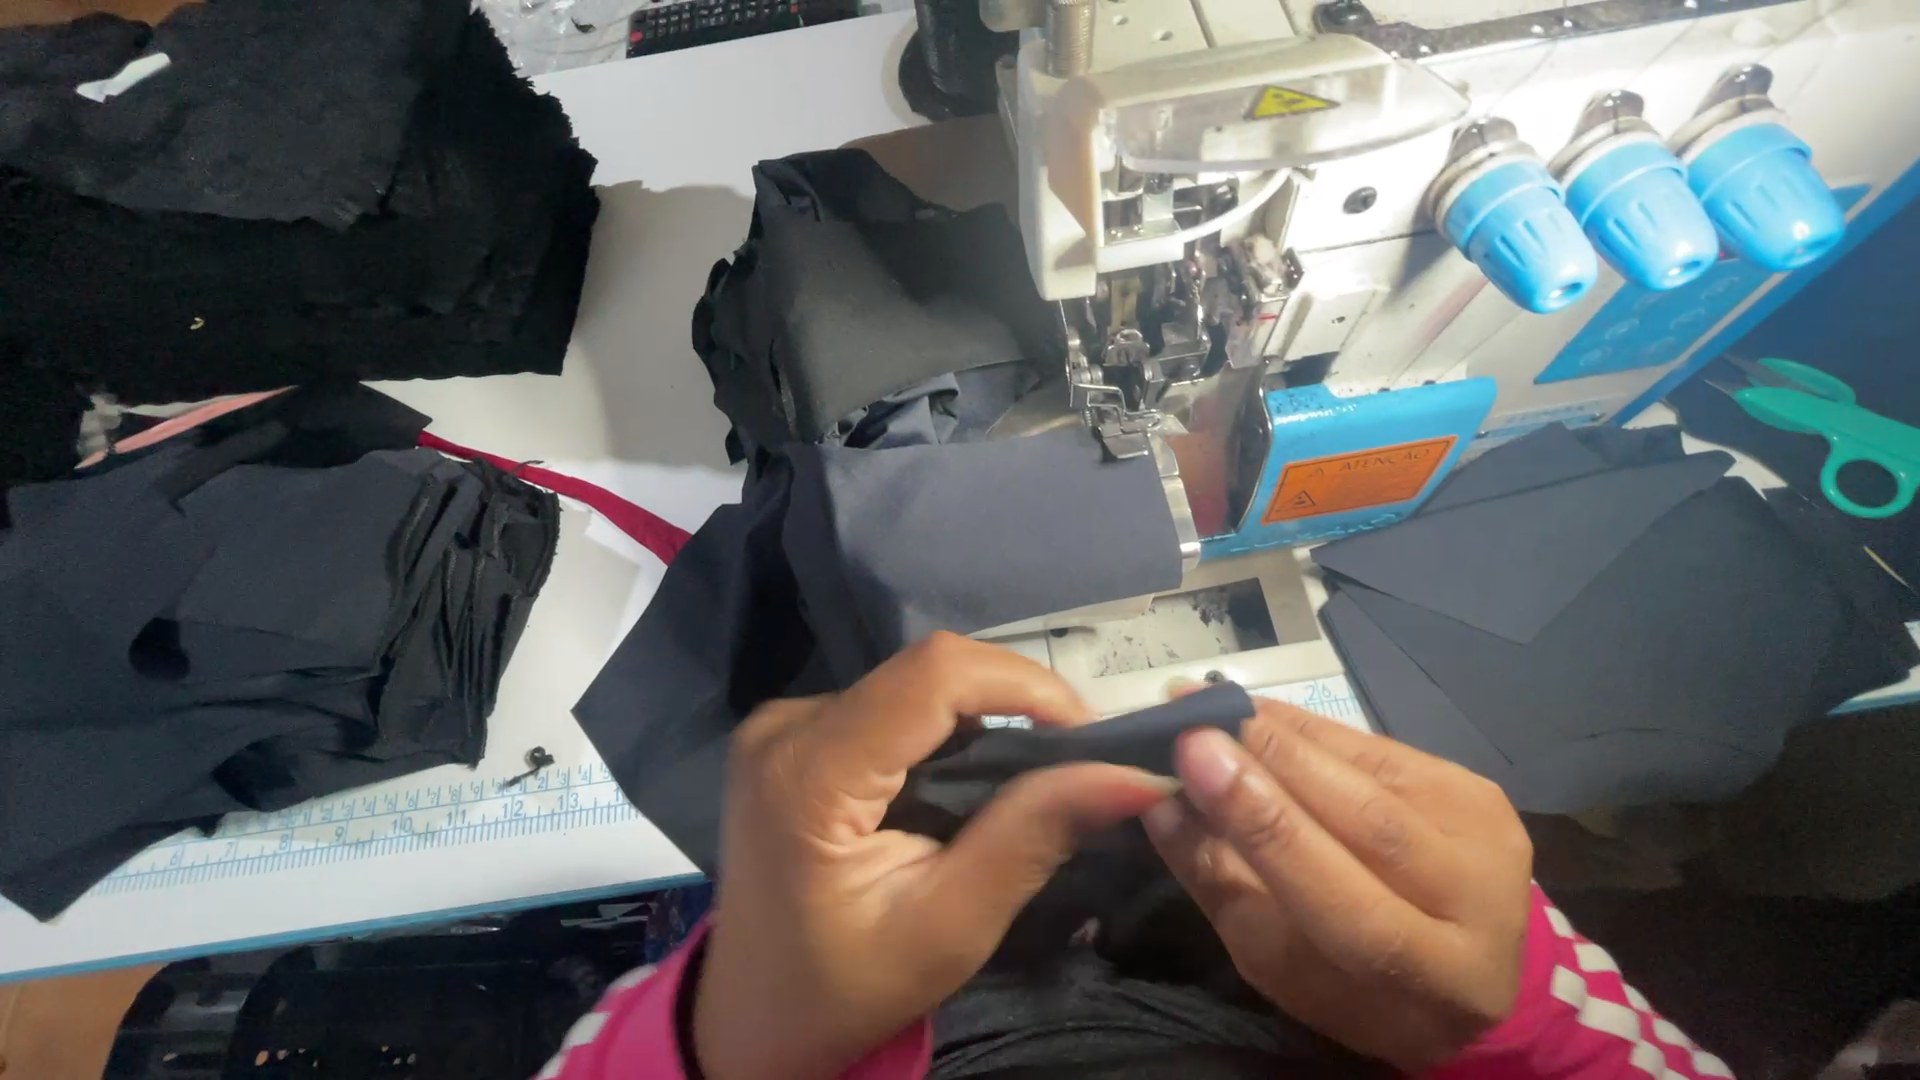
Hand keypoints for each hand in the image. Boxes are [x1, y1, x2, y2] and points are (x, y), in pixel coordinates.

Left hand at [692, 633, 1177, 1079]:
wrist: (750, 1015)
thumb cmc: (846, 988)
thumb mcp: (950, 927)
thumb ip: (1032, 837)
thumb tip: (1131, 777)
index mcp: (809, 773)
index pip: (932, 676)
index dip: (1021, 683)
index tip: (1085, 731)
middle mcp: (787, 726)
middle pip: (923, 670)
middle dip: (1010, 696)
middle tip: (1070, 752)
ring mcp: (783, 723)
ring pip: (911, 680)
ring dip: (980, 709)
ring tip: (1026, 762)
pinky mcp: (792, 731)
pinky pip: (888, 700)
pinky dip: (942, 722)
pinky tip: (963, 769)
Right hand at [1143, 701, 1532, 1071]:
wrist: (1464, 973)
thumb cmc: (1348, 982)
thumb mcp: (1269, 952)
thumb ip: (1215, 876)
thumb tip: (1157, 800)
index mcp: (1429, 973)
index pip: (1343, 896)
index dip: (1264, 821)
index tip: (1193, 754)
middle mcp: (1476, 899)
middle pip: (1364, 817)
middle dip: (1266, 757)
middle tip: (1187, 717)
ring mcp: (1484, 833)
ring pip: (1365, 766)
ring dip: (1275, 729)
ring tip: (1206, 702)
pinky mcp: (1473, 787)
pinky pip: (1369, 744)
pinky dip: (1299, 726)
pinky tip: (1249, 713)